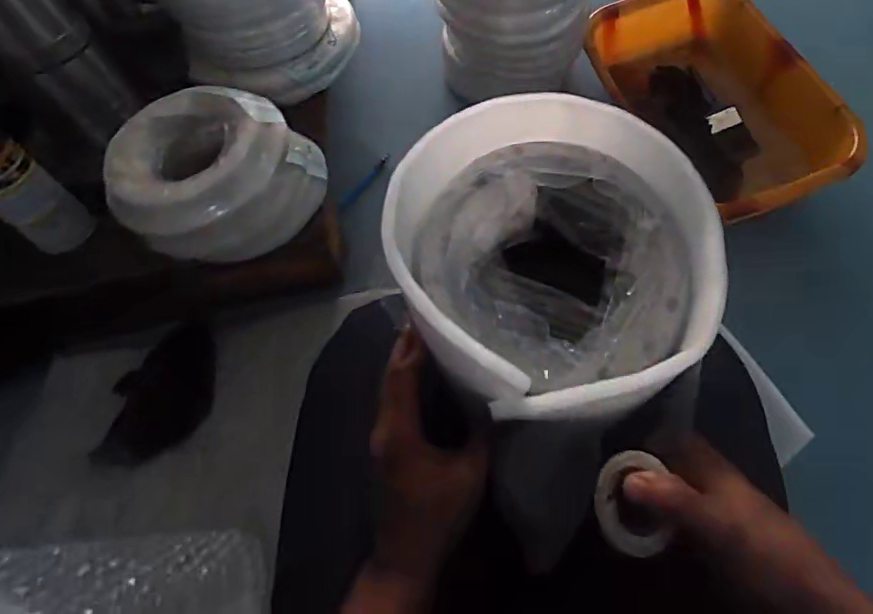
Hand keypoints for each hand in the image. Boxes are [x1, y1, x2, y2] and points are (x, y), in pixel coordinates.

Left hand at [365, 325, 489, 585]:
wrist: (404, 559)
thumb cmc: (438, 516)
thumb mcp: (471, 473)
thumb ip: (481, 431)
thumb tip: (493, 397)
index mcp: (400, 431)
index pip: (402, 374)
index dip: (413, 343)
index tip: (428, 314)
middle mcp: (383, 428)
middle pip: (390, 375)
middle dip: (406, 343)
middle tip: (426, 313)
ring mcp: (379, 437)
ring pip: (388, 387)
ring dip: (402, 358)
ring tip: (424, 332)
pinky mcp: (384, 445)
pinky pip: (390, 400)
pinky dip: (402, 377)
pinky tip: (419, 369)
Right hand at [623, 435, 872, 613]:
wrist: (810, 603)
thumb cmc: (765, 551)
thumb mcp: (718, 524)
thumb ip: (675, 498)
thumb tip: (626, 474)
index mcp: (715, 469)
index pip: (675, 437)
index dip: (646, 435)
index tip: (609, 441)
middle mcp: (714, 486)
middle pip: (671, 468)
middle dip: (640, 471)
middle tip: (602, 481)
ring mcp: (717, 518)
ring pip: (674, 498)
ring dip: (648, 503)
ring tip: (611, 509)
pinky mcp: (718, 549)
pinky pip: (679, 529)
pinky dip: (659, 530)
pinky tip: (641, 539)